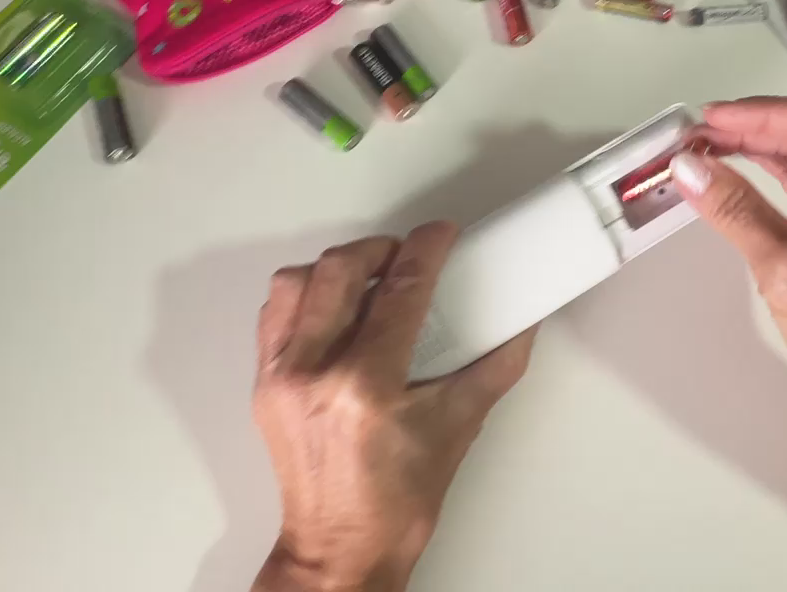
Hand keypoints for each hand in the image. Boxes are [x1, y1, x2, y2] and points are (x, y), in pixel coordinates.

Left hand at [252, 223, 535, 591]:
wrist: (339, 552)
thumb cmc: (398, 500)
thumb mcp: (459, 427)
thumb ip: (496, 365)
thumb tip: (522, 323)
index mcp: (367, 385)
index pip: (400, 290)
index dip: (426, 249)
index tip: (441, 233)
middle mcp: (315, 373)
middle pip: (339, 270)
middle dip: (379, 248)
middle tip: (406, 254)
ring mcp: (281, 378)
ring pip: (297, 283)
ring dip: (336, 269)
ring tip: (368, 279)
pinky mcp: (264, 384)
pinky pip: (275, 313)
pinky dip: (305, 296)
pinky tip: (334, 308)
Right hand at [671, 97, 786, 414]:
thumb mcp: (786, 267)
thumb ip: (735, 208)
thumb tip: (685, 165)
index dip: (761, 115)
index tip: (709, 117)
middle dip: (753, 129)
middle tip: (697, 131)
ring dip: (754, 147)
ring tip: (704, 143)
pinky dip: (764, 171)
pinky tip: (730, 163)